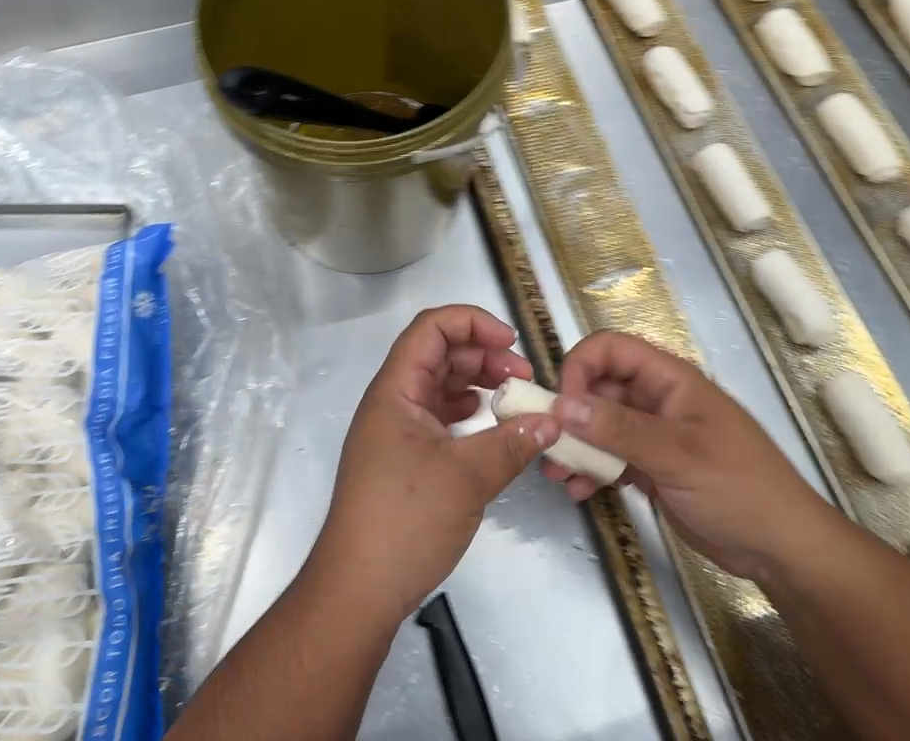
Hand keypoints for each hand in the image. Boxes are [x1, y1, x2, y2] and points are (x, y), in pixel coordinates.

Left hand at [307, 306, 560, 622]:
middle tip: (524, 378)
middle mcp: (392, 403)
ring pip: (440, 387)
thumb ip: (512, 443)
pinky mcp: (403, 459)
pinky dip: (468, 414)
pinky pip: (439, 418)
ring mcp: (395, 432)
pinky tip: (492, 426)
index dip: (472, 323)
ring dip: (477, 384)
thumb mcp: (467, 477)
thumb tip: (551, 422)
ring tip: (515, 400)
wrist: (358, 587)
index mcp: (395, 390)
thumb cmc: (405, 520)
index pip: (431, 328)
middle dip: (483, 355)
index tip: (513, 344)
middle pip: (438, 354)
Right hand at [544, 331, 835, 578]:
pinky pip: (610, 458)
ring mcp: (655, 436)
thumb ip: (618, 429)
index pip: (611, 349)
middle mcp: (658, 401)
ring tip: (555, 475)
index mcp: (671, 380)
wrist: (782, 549)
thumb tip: (561, 406)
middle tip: (546, 445)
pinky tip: (579, 492)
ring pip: (600, 426)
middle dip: (569, 413)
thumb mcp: (677, 456)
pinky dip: (591, 471)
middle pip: (599, 388)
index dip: (581, 367)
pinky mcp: (653, 468)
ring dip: (574, 446)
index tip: (562, 405)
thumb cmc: (739, 488)